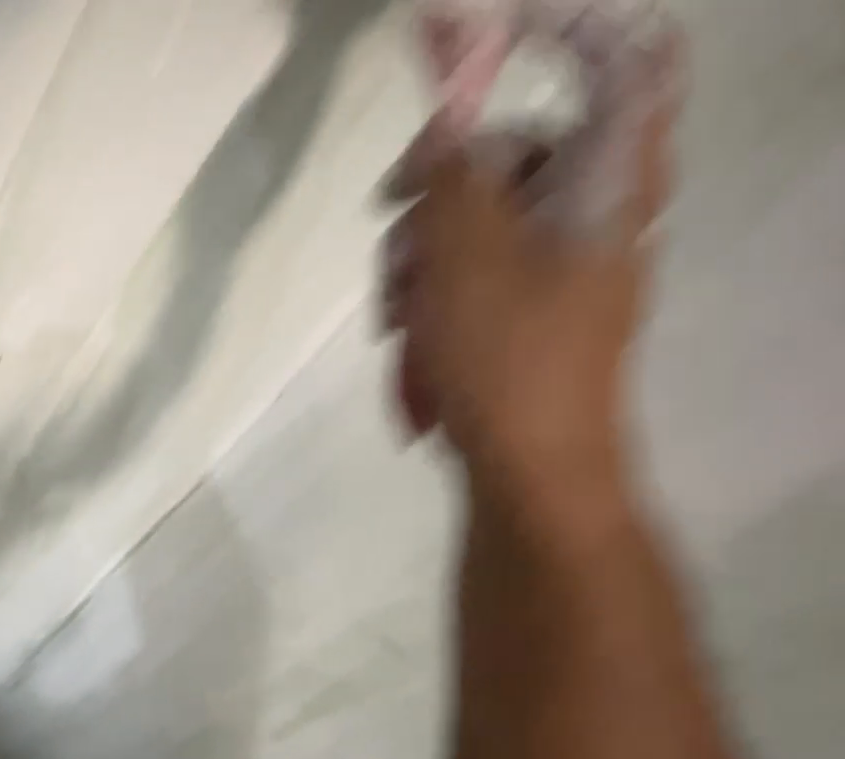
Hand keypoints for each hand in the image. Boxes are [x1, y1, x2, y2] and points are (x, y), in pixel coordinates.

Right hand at [380, 8, 682, 507]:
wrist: (531, 465)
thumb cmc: (507, 353)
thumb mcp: (464, 250)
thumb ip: (452, 164)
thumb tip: (446, 102)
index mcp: (605, 175)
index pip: (623, 56)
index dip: (564, 25)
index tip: (483, 30)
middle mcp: (592, 206)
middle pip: (513, 146)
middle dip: (435, 179)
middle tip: (385, 208)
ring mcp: (558, 261)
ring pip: (473, 216)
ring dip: (416, 252)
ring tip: (396, 313)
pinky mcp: (526, 305)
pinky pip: (468, 268)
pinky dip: (429, 290)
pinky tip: (407, 333)